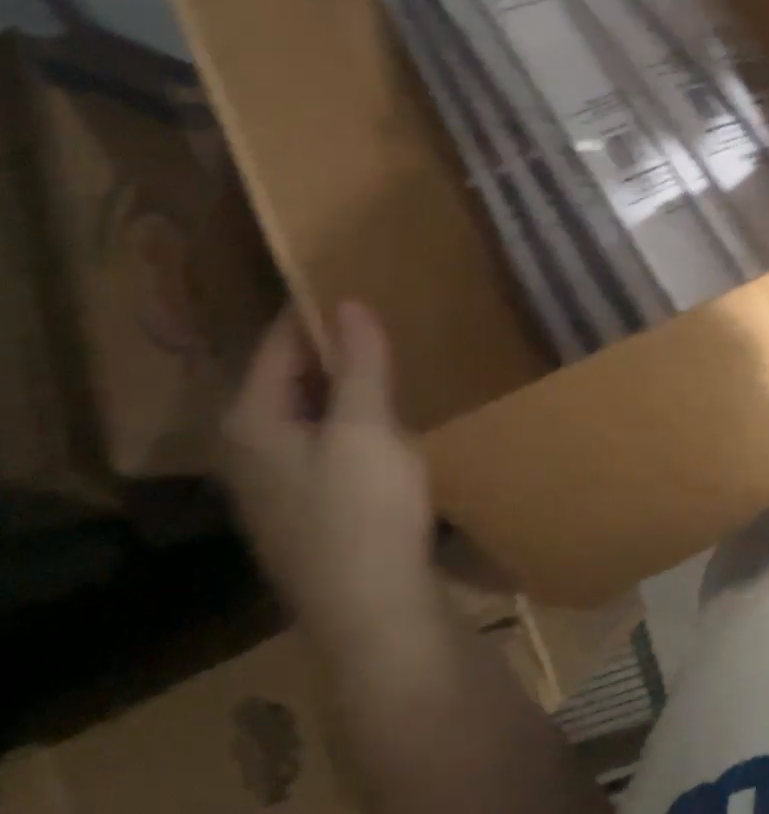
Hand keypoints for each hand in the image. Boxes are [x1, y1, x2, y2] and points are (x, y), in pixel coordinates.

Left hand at [223, 302, 437, 645]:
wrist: (370, 608)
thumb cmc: (363, 510)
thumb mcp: (365, 428)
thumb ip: (358, 364)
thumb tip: (348, 302)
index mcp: (250, 422)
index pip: (278, 344)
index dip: (316, 311)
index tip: (360, 281)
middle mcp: (248, 449)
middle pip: (290, 380)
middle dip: (336, 349)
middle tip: (391, 317)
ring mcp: (275, 484)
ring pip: (311, 414)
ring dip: (348, 387)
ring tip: (399, 360)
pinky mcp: (307, 509)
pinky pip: (326, 444)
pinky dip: (354, 422)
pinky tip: (393, 422)